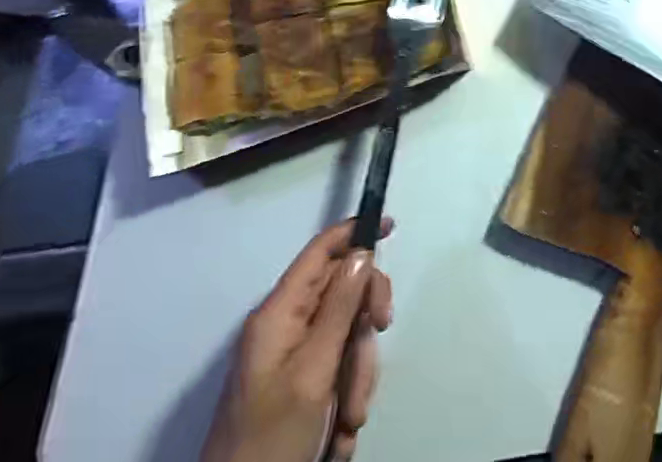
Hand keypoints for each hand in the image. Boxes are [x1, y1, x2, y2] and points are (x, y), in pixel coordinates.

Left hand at [201, 219, 394, 461]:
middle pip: (345, 291)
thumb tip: (362, 253)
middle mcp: (286, 326)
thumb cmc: (272, 436)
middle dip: (366, 321)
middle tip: (382, 333)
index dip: (353, 232)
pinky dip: (349, 391)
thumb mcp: (314, 370)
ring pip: (350, 333)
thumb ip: (340, 308)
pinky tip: (340, 427)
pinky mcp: (301, 380)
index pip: (320, 252)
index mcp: (279, 314)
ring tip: (349, 417)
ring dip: (359, 371)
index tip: (390, 225)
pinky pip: (342, 364)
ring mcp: (293, 354)